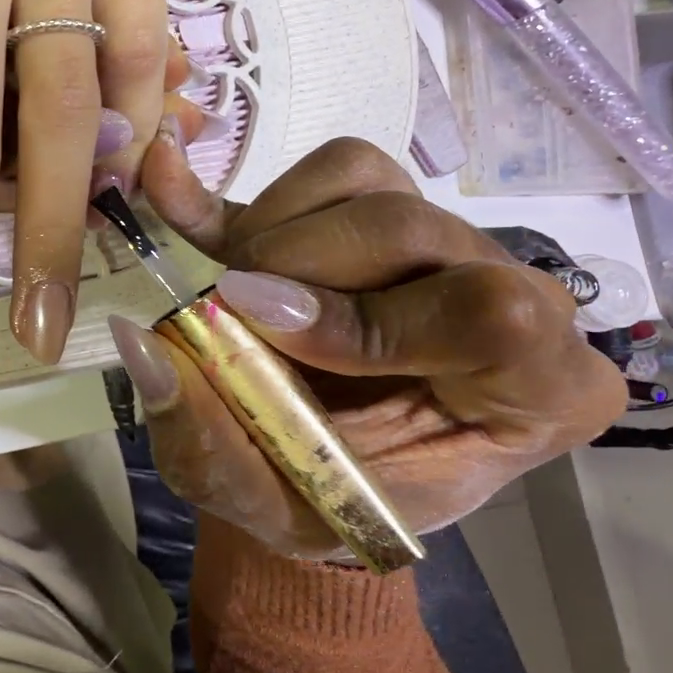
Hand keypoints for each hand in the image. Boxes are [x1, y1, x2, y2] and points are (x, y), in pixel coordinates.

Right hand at [110, 137, 626, 560]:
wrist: (293, 458)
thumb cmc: (307, 498)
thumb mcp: (257, 502)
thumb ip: (206, 439)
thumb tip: (141, 341)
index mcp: (530, 391)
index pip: (495, 316)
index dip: (366, 317)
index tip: (258, 325)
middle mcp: (505, 297)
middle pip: (410, 227)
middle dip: (291, 264)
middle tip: (224, 307)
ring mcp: (436, 240)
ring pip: (364, 180)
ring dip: (268, 232)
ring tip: (227, 288)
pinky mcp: (364, 210)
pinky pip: (318, 170)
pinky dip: (236, 195)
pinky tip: (179, 206)